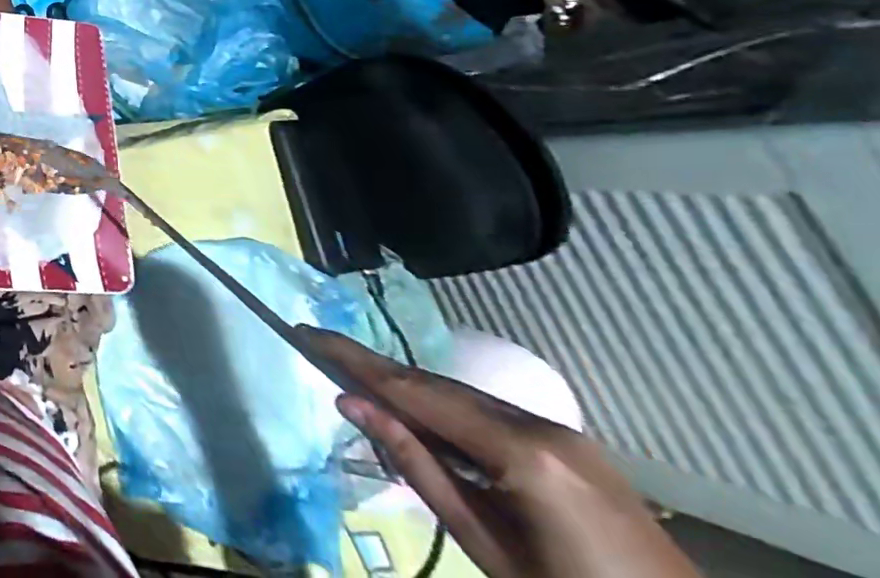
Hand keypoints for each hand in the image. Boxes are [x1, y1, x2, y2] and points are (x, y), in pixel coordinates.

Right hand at [299, 327, 699, 577]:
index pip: (416, 392)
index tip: (308, 334)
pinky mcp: (570, 445)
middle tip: (319, 350)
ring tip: (354, 379)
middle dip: (375, 369)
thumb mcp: (484, 544)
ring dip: (407, 388)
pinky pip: (490, 415)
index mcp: (521, 453)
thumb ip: (416, 466)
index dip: (356, 361)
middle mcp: (541, 426)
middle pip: (438, 387)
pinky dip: (444, 410)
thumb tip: (351, 405)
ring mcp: (562, 432)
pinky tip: (416, 414)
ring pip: (463, 397)